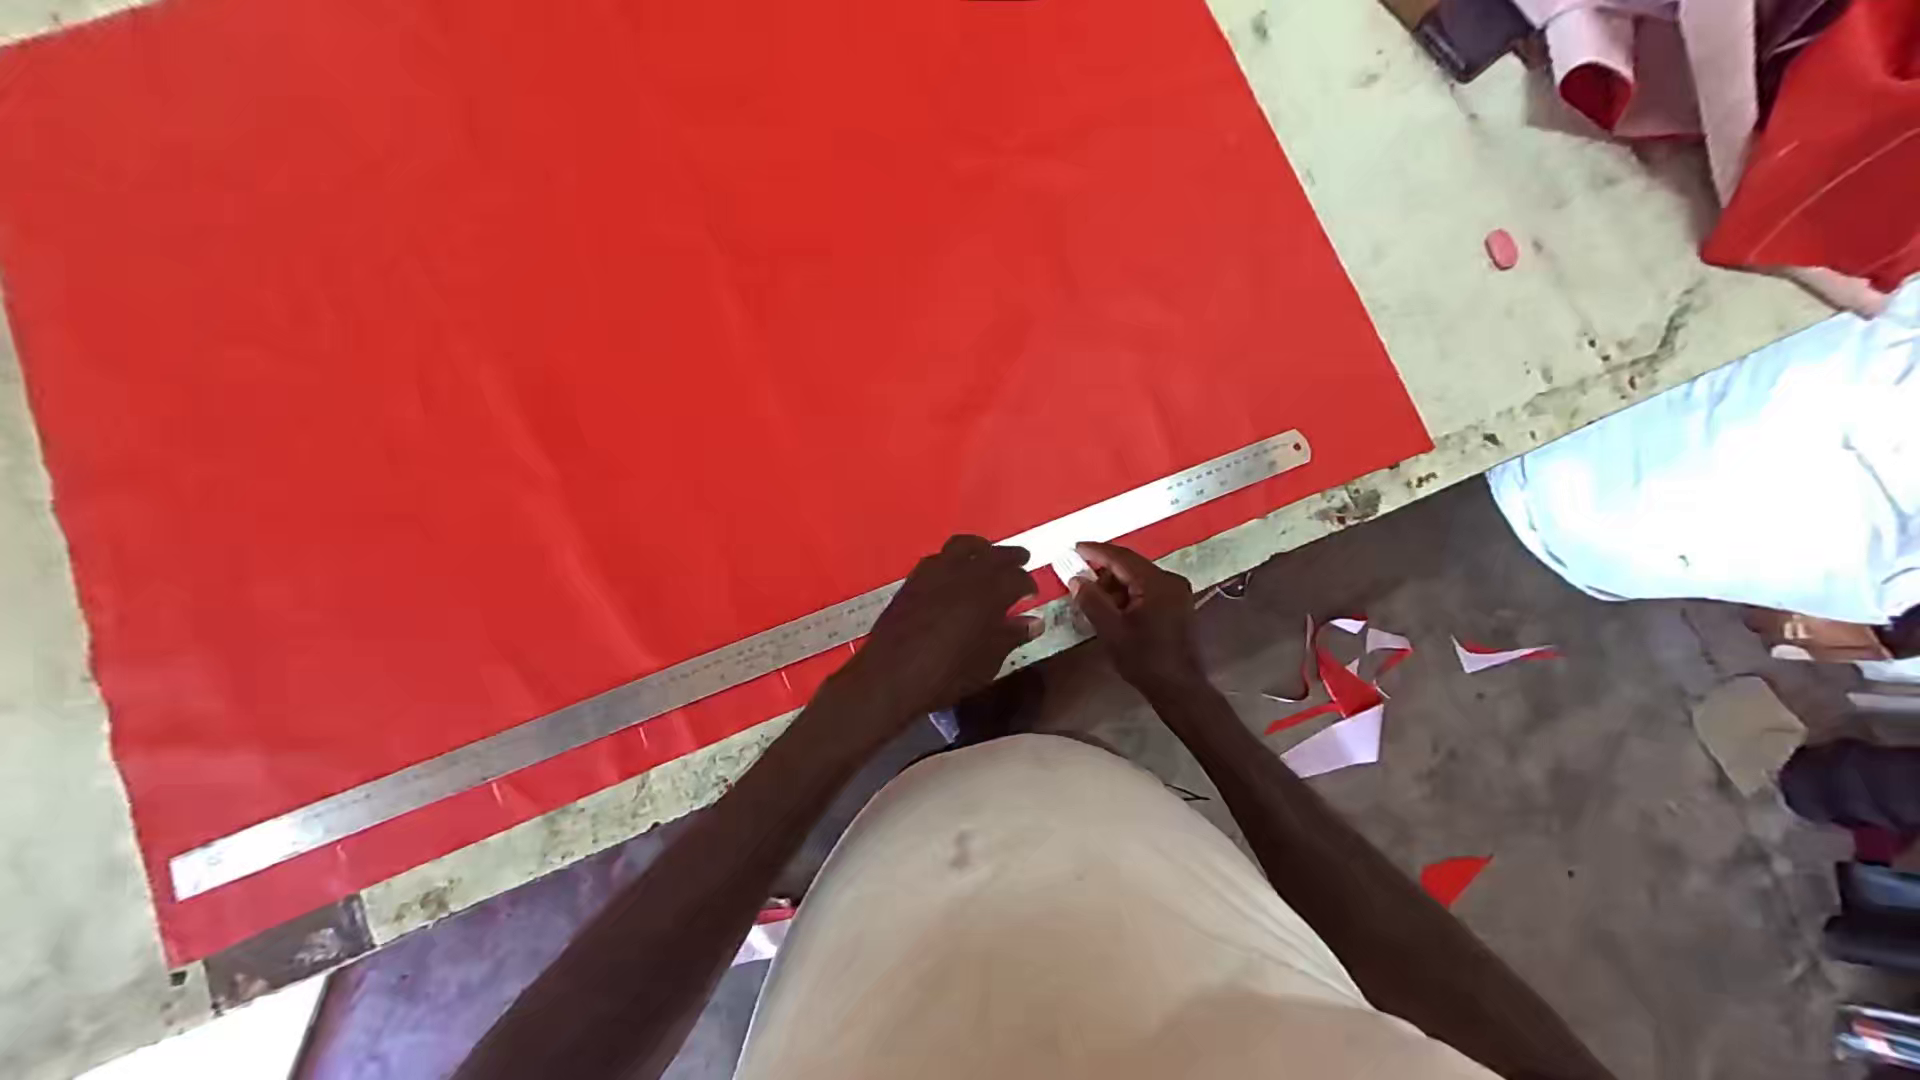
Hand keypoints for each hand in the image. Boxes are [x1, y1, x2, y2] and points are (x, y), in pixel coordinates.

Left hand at [833, 535, 1039, 725]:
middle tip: (1021, 559)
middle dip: (1010, 556)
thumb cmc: (944, 677)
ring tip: (988, 554)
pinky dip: (952, 558)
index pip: (1016, 578)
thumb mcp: (986, 663)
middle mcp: (962, 575)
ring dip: (980, 547)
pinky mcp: (912, 581)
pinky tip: (953, 571)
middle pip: (992, 554)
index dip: (1028, 583)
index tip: (1032, 592)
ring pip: (962, 546)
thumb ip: (1010, 637)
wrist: (888, 678)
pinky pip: (937, 558)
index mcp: (987, 594)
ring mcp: (933, 574)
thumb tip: (1032, 622)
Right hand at [1068, 541, 1204, 693]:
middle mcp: (1171, 581)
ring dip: (1115, 585)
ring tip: (1094, 600)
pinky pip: (1147, 590)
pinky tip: (1114, 609)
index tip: (1075, 548)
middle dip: (1104, 571)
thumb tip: (1076, 578)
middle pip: (1131, 566)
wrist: (1179, 689)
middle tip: (1080, 580)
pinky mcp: (1178, 606)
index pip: (1121, 557)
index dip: (1096, 551)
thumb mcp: (1111, 630)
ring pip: (1139, 578)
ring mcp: (1177, 593)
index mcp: (1156, 583)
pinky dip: (1128, 594)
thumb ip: (1092, 600)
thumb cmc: (1144, 659)